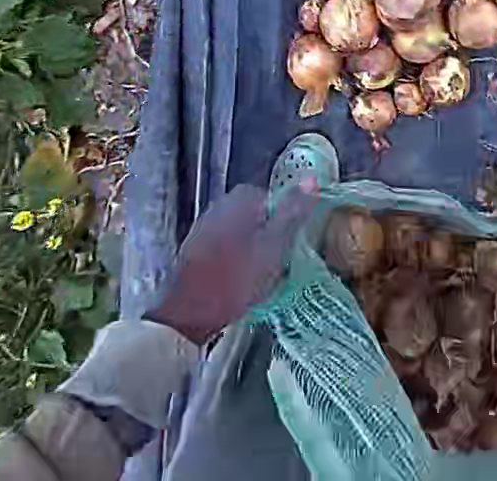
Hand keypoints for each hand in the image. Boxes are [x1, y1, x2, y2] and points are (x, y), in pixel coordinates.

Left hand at [145, 182, 316, 343]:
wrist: (185, 318)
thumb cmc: (234, 280)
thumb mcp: (274, 247)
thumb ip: (293, 212)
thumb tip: (312, 178)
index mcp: (240, 198)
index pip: (277, 197)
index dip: (289, 220)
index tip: (293, 244)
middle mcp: (221, 204)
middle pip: (259, 213)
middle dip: (272, 233)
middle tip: (280, 261)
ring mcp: (205, 226)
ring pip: (244, 230)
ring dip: (255, 247)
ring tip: (262, 274)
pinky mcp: (195, 249)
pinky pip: (227, 245)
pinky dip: (238, 257)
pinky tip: (240, 278)